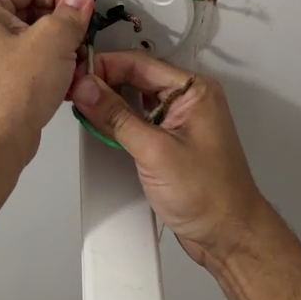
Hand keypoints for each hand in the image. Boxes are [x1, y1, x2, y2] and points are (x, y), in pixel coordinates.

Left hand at [0, 0, 93, 158]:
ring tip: (76, 60)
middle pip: (29, 9)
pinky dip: (47, 66)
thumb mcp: (52, 42)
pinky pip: (25, 61)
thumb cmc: (9, 97)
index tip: (83, 3)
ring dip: (58, 47)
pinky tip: (67, 79)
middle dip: (62, 24)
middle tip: (83, 33)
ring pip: (30, 38)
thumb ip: (70, 13)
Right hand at [71, 53, 272, 265]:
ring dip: (110, 102)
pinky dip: (118, 121)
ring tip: (80, 106)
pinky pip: (139, 121)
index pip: (140, 64)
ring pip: (135, 99)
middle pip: (137, 78)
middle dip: (104, 83)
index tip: (76, 76)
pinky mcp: (170, 143)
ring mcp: (179, 122)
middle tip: (72, 92)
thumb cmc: (207, 194)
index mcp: (194, 91)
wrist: (228, 235)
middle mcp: (188, 101)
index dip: (105, 66)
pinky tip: (99, 125)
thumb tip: (86, 89)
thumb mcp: (155, 151)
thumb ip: (117, 117)